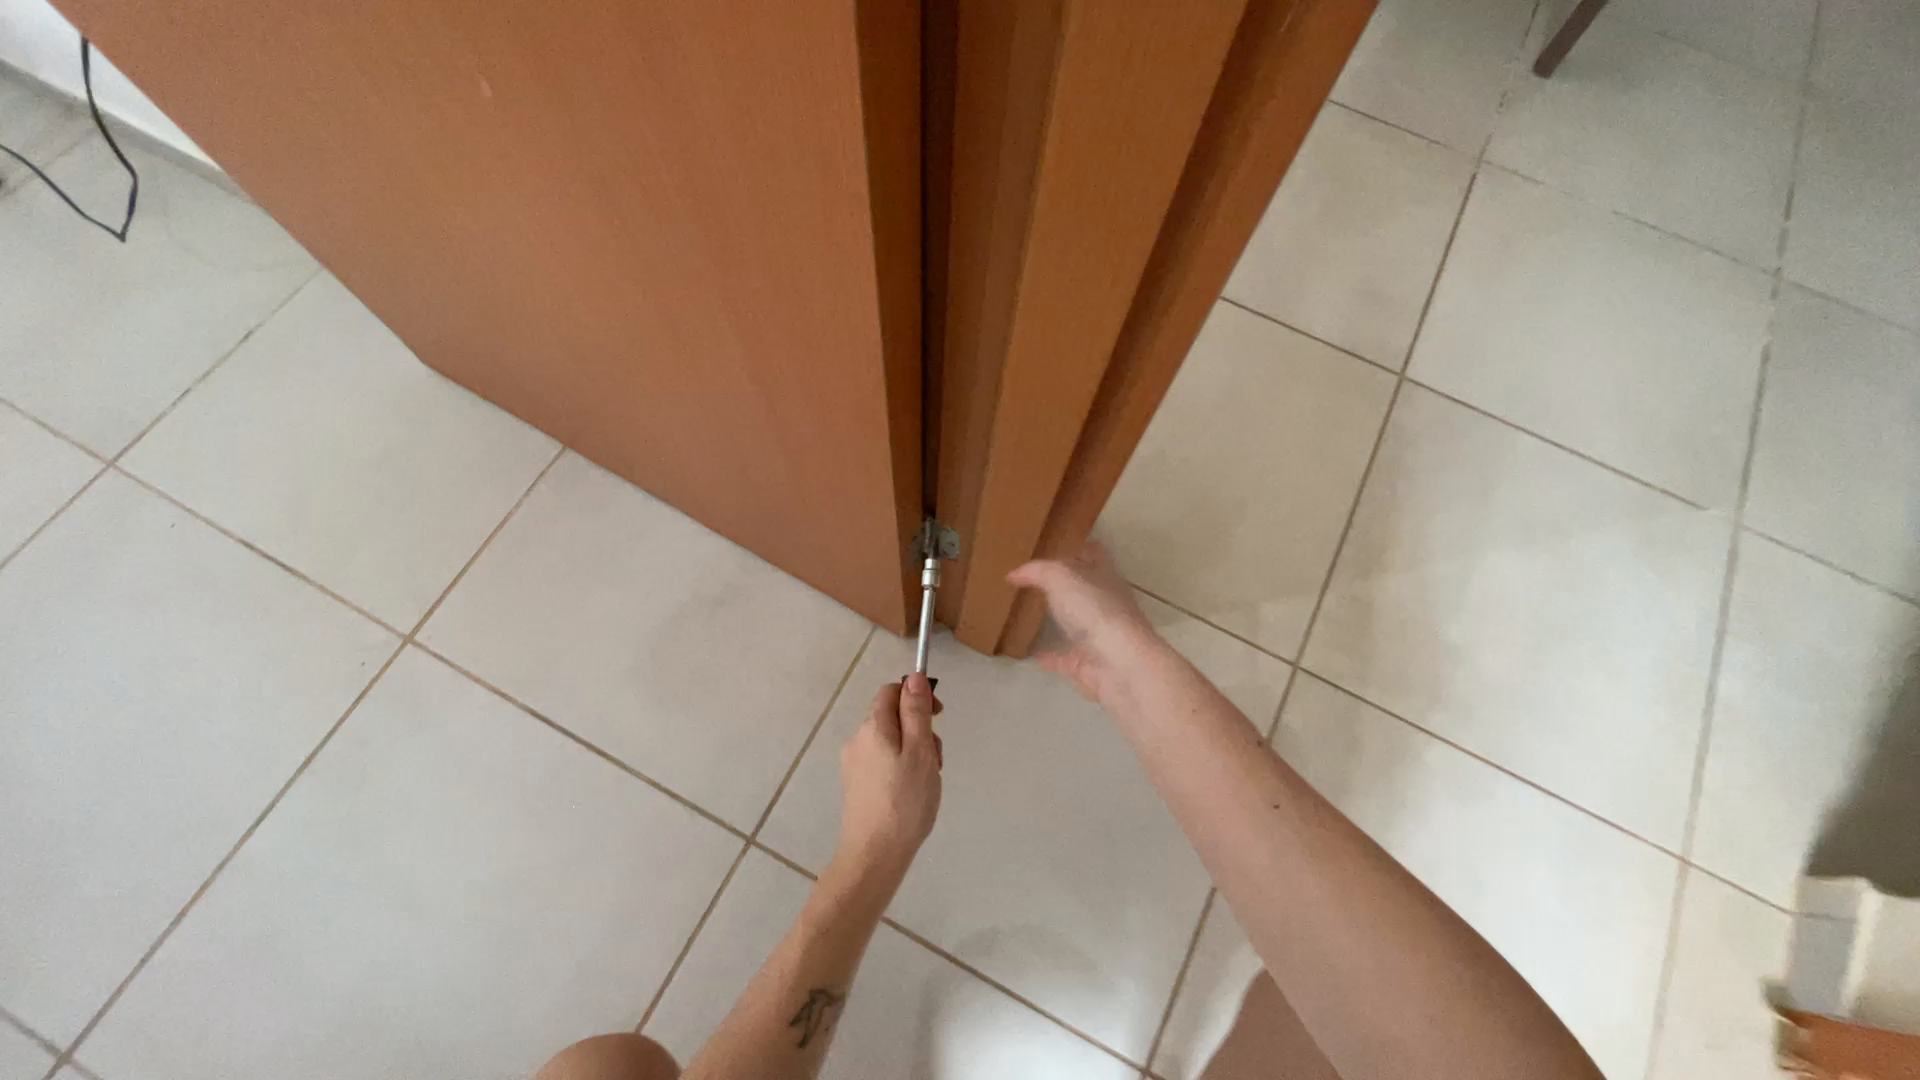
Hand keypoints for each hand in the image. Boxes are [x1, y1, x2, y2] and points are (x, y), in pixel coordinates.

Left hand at [836, 674, 942, 877]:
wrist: (874, 854)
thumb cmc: (904, 800)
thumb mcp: (920, 751)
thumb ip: (916, 712)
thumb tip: (915, 677)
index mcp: (873, 726)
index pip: (891, 691)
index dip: (916, 695)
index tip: (938, 716)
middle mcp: (858, 739)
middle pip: (891, 716)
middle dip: (919, 729)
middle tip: (936, 759)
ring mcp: (854, 763)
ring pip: (890, 741)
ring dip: (913, 750)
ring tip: (927, 780)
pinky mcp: (856, 784)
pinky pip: (883, 762)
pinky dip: (900, 768)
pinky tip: (911, 793)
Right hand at [1007, 541, 1163, 705]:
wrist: (1119, 665)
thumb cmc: (1094, 611)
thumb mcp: (1061, 577)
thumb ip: (1037, 571)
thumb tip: (1014, 574)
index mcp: (1104, 577)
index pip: (1094, 554)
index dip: (1076, 548)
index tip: (1051, 547)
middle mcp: (1105, 603)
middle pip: (1083, 589)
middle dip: (1063, 585)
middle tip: (1033, 581)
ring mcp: (1098, 636)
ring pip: (1075, 624)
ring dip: (1057, 620)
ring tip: (1028, 614)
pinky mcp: (1087, 664)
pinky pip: (1063, 658)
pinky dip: (1048, 656)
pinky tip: (1029, 653)